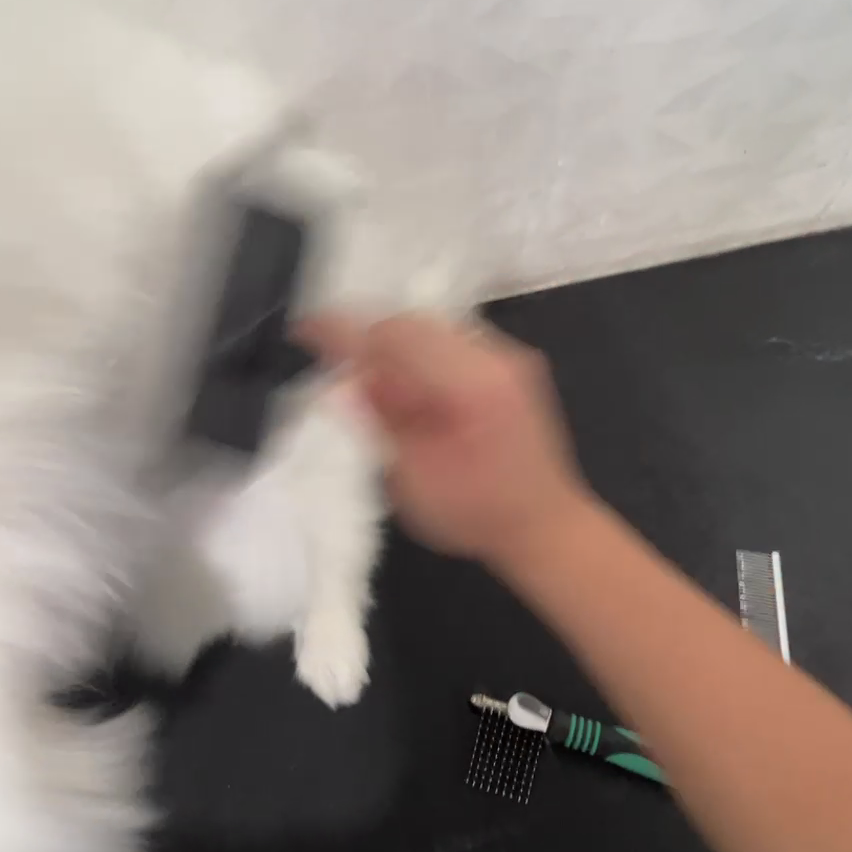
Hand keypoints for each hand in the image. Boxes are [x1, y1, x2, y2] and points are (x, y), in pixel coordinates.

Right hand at [299, 313, 595, 568]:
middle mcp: (496, 356)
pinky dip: (422, 360)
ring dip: (396, 352)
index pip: (395, 336)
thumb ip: (378, 423)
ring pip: (432, 330)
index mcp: (471, 384)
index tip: (305, 330)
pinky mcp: (511, 367)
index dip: (344, 332)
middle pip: (413, 324)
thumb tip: (340, 383)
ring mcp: (509, 357)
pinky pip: (451, 344)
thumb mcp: (413, 480)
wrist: (546, 527)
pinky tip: (415, 398)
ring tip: (381, 395)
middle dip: (370, 343)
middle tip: (344, 379)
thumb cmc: (476, 516)